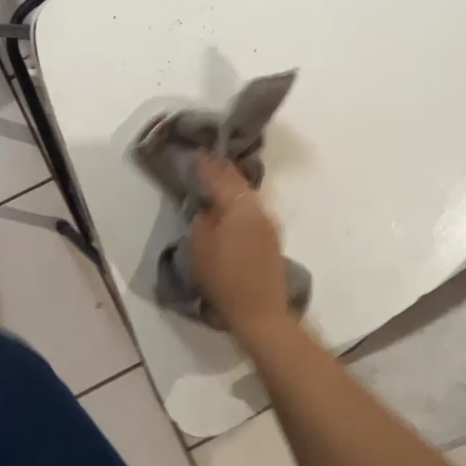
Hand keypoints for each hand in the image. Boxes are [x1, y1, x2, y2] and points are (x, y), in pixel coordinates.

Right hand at [188, 155, 291, 340]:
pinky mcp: (272, 238)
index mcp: (238, 208)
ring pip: (247, 194)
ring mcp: (269, 224)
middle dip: (221, 169)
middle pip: (238, 182)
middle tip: (205, 159)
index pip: (219, 177)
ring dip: (232, 184)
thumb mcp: (199, 248)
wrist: (261, 313)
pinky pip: (252, 207)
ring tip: (216, 178)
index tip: (194, 152)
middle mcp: (258, 210)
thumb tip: (206, 208)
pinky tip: (229, 204)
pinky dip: (239, 199)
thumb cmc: (224, 279)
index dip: (205, 164)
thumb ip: (202, 221)